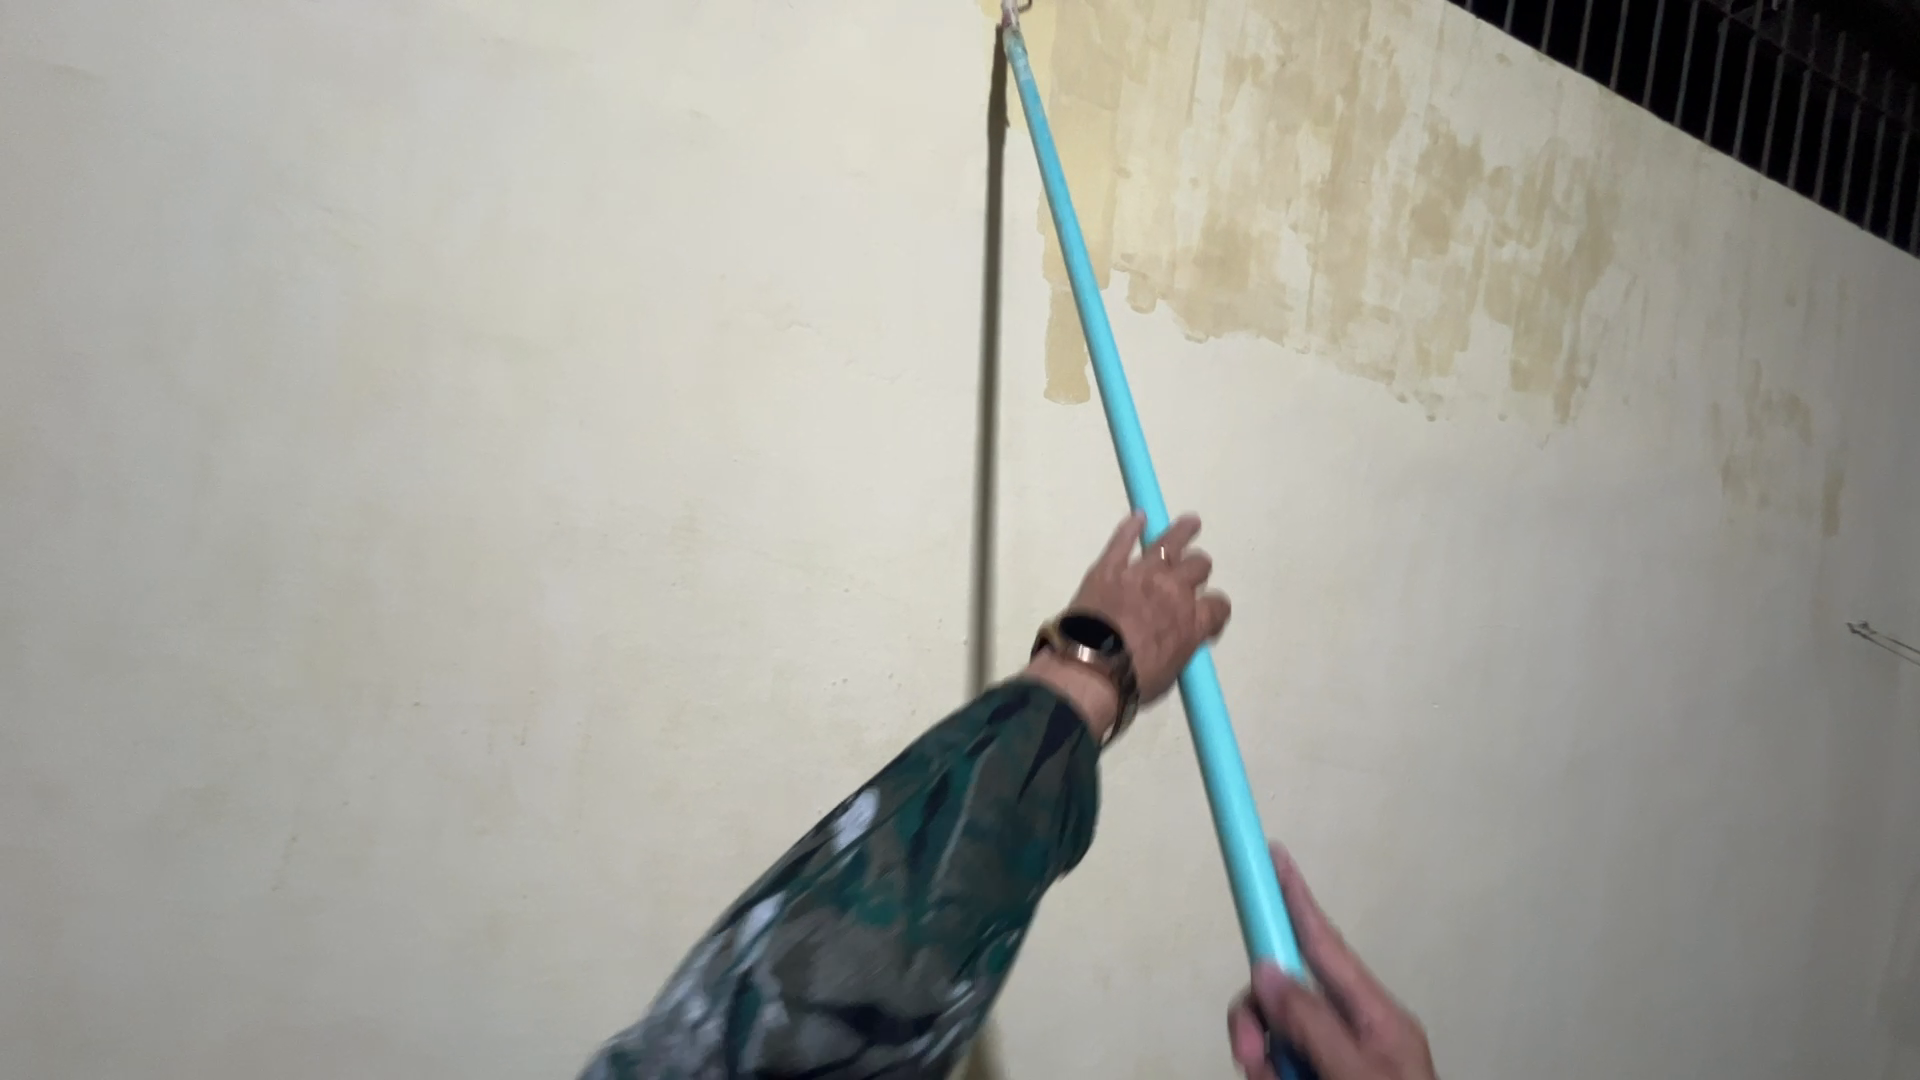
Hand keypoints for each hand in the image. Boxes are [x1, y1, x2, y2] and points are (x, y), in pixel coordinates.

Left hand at [1067, 510, 1230, 702]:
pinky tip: (1138, 517)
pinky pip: (1123, 541)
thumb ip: (1180, 647)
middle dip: (1197, 570)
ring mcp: (1141, 574)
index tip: (1205, 614)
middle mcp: (1174, 590)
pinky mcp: (1109, 567)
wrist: (1090, 669)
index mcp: (1193, 621)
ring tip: (1190, 522)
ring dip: (1182, 532)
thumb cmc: (1132, 681)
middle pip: (1197, 567)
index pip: (1218, 605)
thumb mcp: (1171, 673)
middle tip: (1191, 573)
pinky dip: (1131, 527)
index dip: (1213, 609)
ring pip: (1169, 543)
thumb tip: (1177, 638)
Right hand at [1228, 845, 1435, 1079]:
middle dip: (1257, 1018)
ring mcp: (1333, 1058)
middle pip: (1281, 988)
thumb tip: (1265, 968)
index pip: (1323, 941)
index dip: (1294, 894)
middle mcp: (1351, 1029)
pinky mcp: (1314, 1078)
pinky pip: (1273, 1062)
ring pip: (1269, 1029)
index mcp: (1376, 1017)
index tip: (1272, 853)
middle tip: (1253, 1060)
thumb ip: (1314, 1026)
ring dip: (1260, 1060)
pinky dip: (1268, 1076)